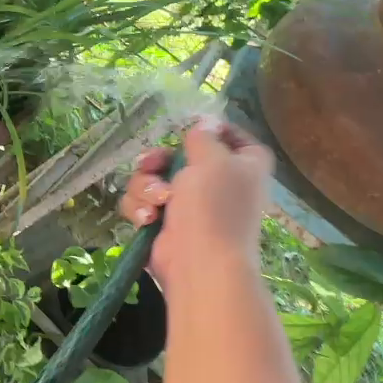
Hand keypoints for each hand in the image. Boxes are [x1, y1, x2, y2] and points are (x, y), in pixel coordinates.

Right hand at [121, 116, 273, 290]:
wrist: (199, 262)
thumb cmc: (214, 207)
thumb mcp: (212, 160)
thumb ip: (204, 136)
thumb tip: (206, 121)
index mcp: (243, 164)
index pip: (229, 135)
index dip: (207, 131)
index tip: (187, 131)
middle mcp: (217, 181)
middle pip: (177, 154)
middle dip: (157, 161)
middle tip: (151, 166)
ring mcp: (188, 202)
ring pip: (151, 177)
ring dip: (146, 187)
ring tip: (156, 204)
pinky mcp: (163, 220)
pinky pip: (141, 201)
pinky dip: (140, 208)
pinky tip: (147, 220)